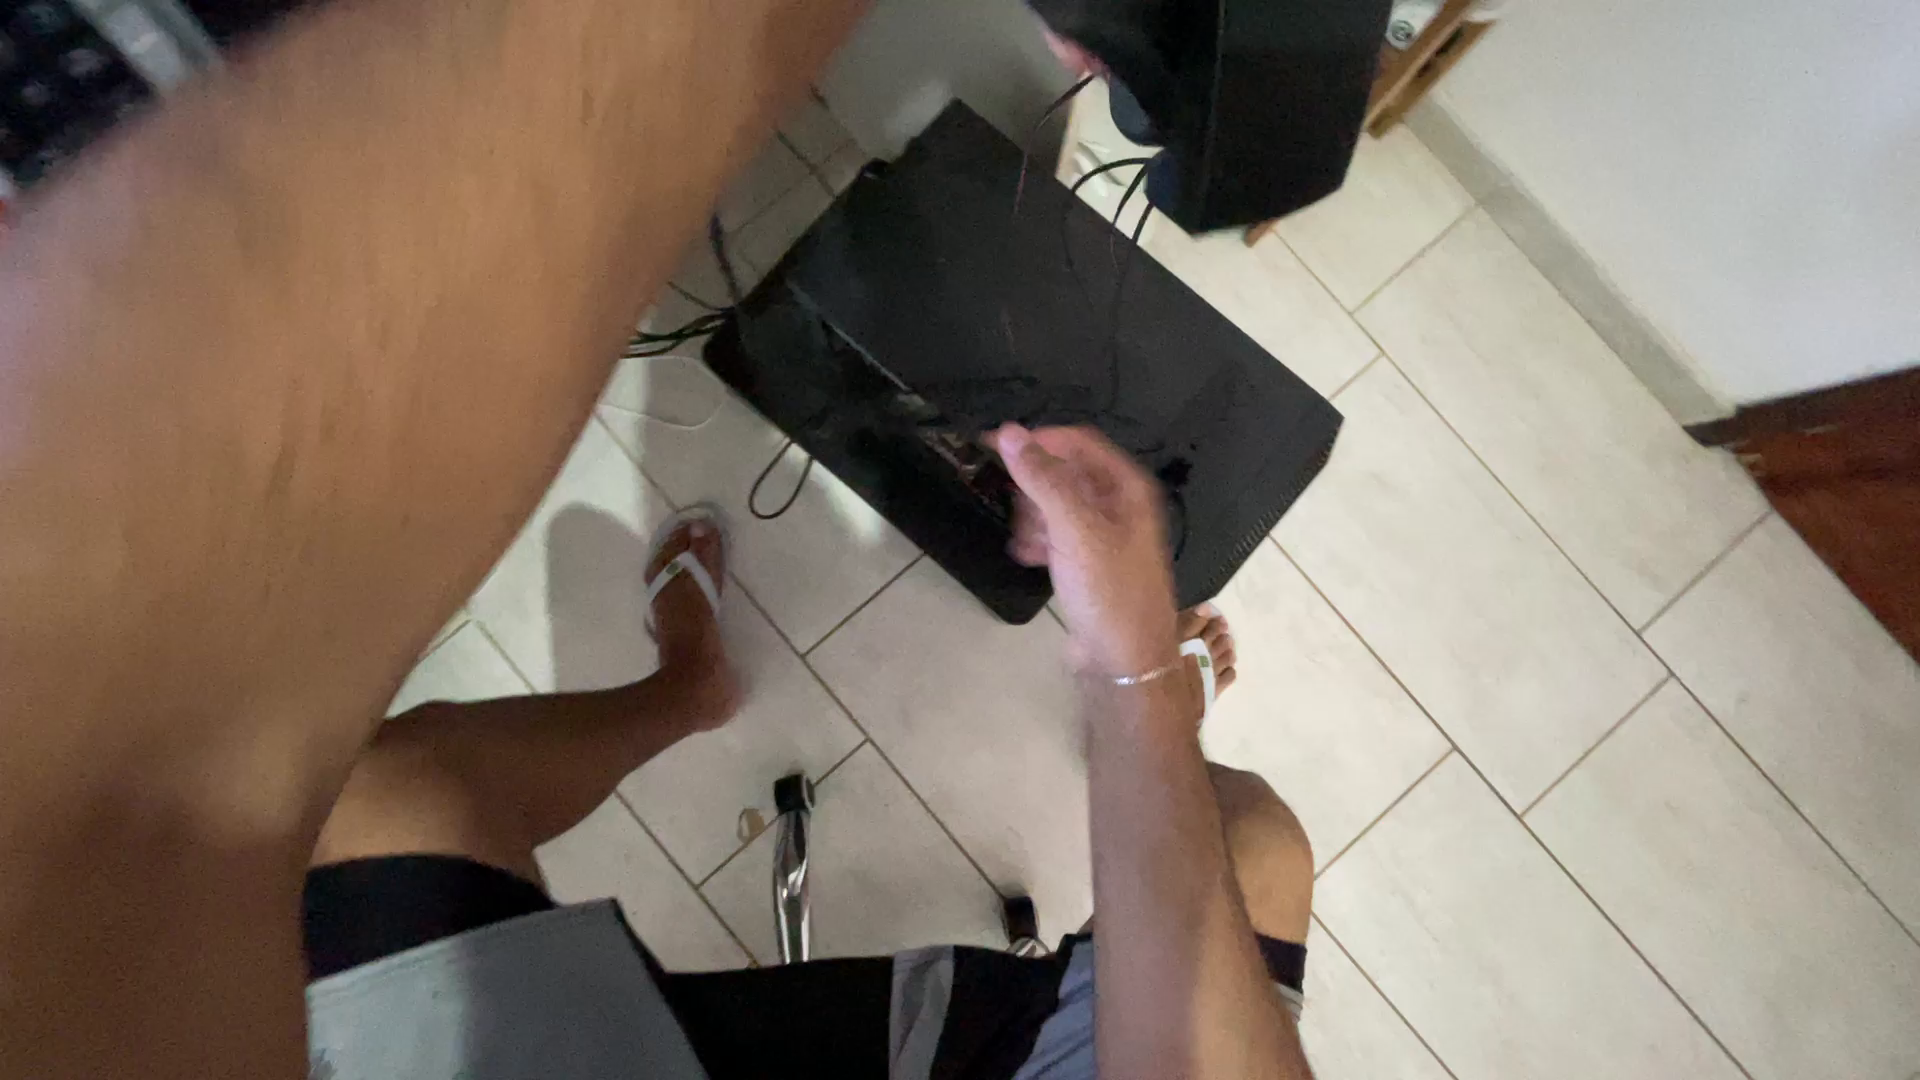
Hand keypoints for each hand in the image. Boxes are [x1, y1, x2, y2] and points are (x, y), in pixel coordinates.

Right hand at [991, 424, 1178, 677]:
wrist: (1124, 663)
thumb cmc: (1109, 592)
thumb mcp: (1075, 531)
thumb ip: (1043, 480)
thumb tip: (1009, 432)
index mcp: (1127, 488)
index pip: (1079, 443)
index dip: (1039, 439)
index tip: (996, 445)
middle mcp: (1119, 506)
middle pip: (1066, 473)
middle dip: (1034, 487)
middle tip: (1012, 506)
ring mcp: (1105, 536)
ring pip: (1058, 506)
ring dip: (1033, 516)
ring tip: (1022, 540)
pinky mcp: (1090, 564)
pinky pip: (1058, 536)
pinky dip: (1040, 540)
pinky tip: (1028, 557)